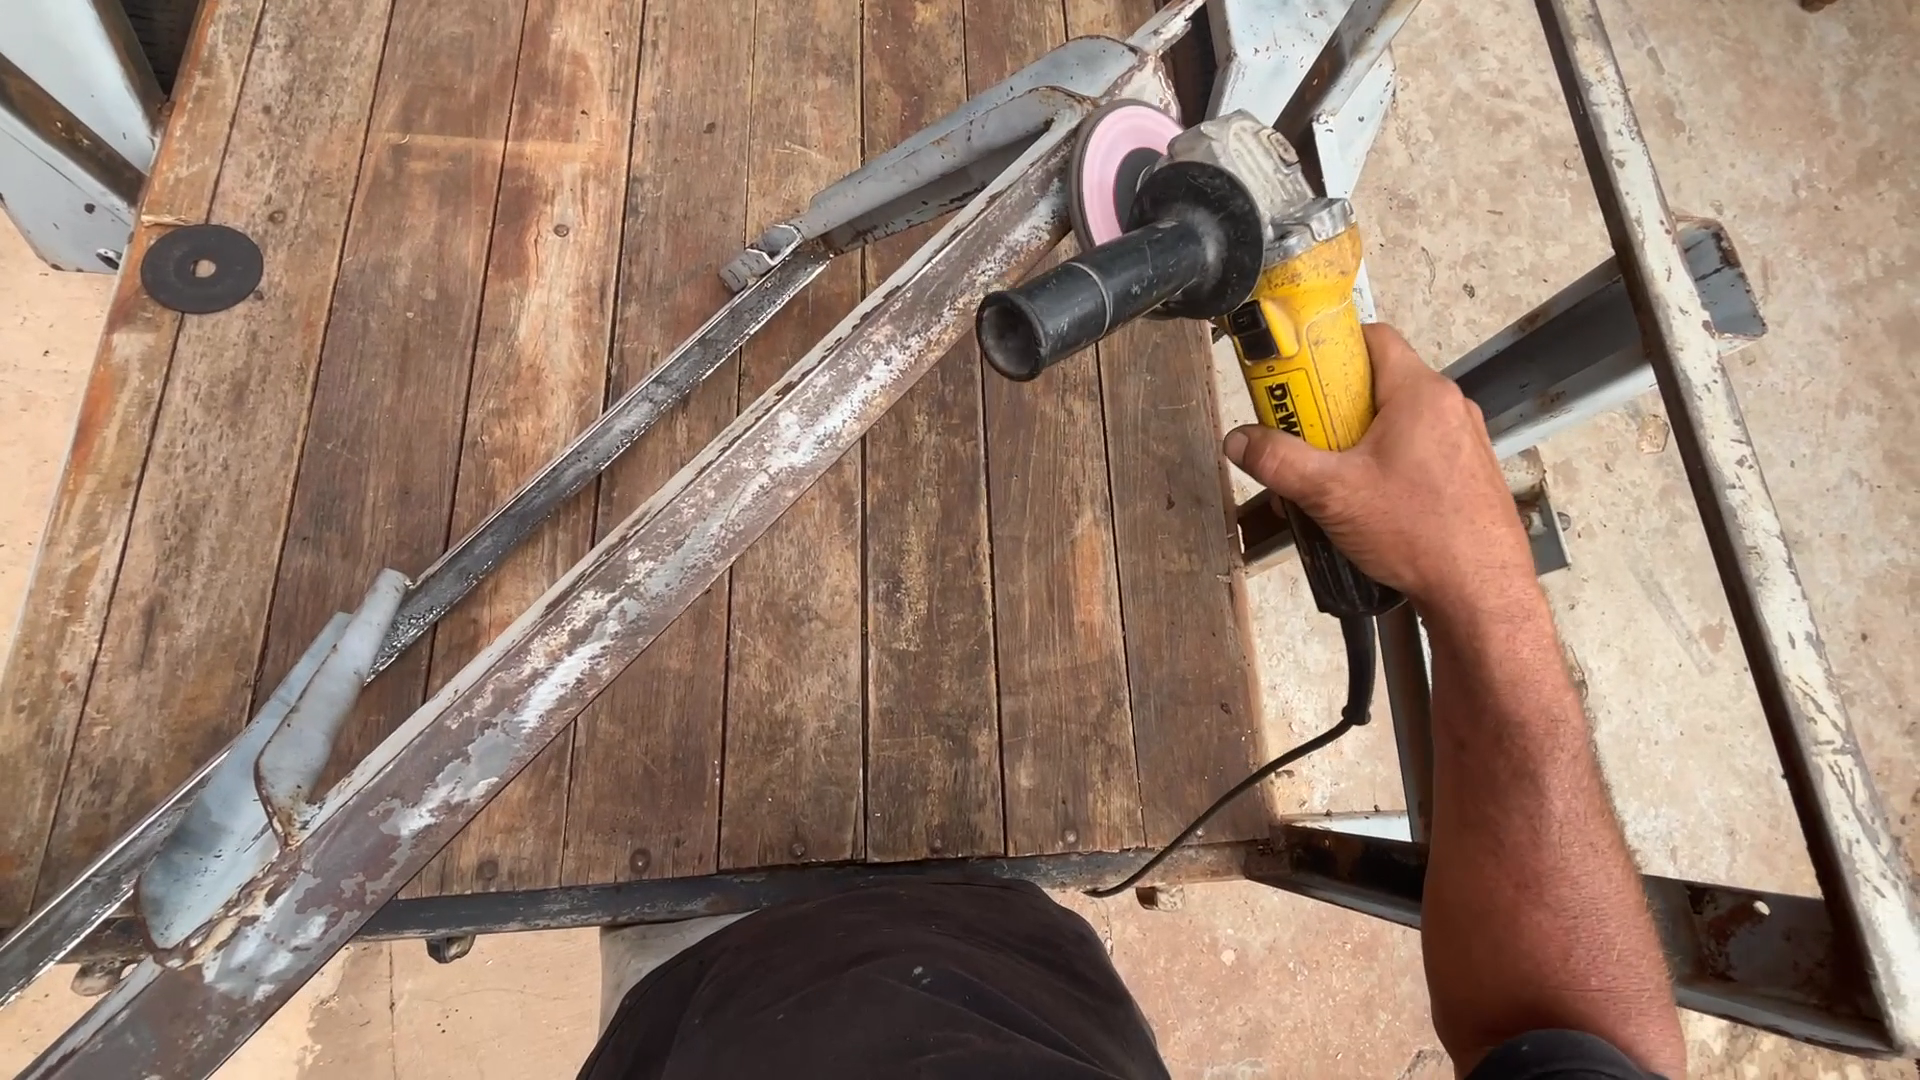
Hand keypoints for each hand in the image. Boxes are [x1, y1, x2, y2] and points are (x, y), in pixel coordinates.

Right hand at [1223, 323, 1534, 609]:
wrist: (1480, 592)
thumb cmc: (1416, 531)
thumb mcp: (1330, 493)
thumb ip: (1277, 461)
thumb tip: (1237, 440)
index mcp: (1420, 393)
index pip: (1371, 338)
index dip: (1326, 349)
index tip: (1293, 376)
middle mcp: (1447, 407)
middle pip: (1374, 384)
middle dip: (1327, 408)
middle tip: (1296, 437)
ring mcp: (1460, 440)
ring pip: (1390, 422)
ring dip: (1349, 442)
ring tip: (1321, 480)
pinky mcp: (1463, 473)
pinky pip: (1409, 451)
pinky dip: (1376, 464)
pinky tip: (1358, 503)